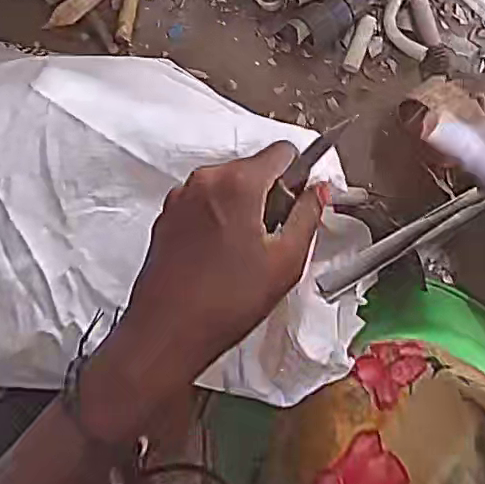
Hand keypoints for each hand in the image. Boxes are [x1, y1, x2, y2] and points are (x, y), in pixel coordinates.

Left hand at [82, 143, 328, 439]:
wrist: (166, 332)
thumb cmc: (224, 302)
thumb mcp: (286, 261)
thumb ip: (308, 216)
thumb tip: (318, 192)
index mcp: (238, 182)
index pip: (281, 151)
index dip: (298, 175)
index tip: (300, 199)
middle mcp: (206, 179)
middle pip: (252, 167)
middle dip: (269, 193)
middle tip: (275, 235)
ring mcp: (182, 195)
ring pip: (227, 185)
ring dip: (242, 205)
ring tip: (246, 250)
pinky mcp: (167, 214)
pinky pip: (203, 201)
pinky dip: (216, 216)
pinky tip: (221, 254)